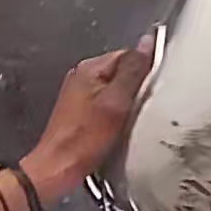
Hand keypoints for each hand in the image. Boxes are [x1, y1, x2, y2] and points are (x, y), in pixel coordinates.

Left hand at [21, 35, 154, 202]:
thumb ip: (132, 70)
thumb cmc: (85, 138)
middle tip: (140, 108)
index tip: (151, 91)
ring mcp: (80, 93)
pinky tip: (118, 127)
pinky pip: (108, 102)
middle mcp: (82, 75)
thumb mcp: (116, 102)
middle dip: (136, 87)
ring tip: (128, 120)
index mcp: (90, 67)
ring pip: (116, 88)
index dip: (145, 71)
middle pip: (122, 71)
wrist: (59, 168)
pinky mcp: (81, 110)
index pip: (129, 54)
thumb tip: (147, 42)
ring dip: (127, 101)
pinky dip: (117, 112)